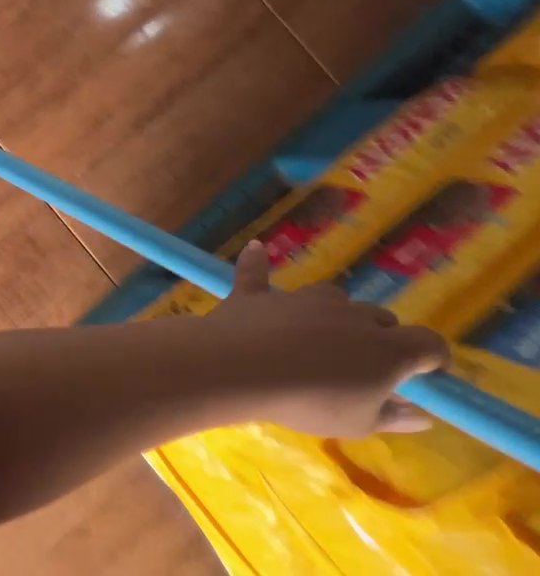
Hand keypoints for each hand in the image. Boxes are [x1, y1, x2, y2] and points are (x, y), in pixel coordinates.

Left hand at [205, 241, 451, 436]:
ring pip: (329, 294)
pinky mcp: (254, 295)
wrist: (238, 368)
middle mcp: (347, 315)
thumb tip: (421, 415)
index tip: (426, 373)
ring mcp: (298, 300)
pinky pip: (254, 272)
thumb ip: (393, 416)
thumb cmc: (308, 402)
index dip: (432, 357)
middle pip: (377, 316)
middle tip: (365, 361)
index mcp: (386, 348)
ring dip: (334, 308)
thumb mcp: (360, 422)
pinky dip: (255, 261)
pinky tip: (255, 248)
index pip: (428, 342)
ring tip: (326, 329)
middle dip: (381, 334)